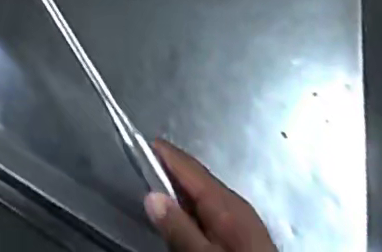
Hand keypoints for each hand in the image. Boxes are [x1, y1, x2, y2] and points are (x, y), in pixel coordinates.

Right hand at [144, 140, 276, 251]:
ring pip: (204, 195)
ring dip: (180, 192)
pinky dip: (193, 208)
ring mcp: (245, 221)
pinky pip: (213, 211)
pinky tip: (184, 218)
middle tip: (139, 173)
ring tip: (156, 194)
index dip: (159, 153)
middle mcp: (237, 204)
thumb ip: (179, 228)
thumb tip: (150, 196)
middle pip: (195, 178)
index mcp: (226, 201)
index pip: (186, 164)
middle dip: (168, 173)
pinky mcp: (248, 237)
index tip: (133, 144)